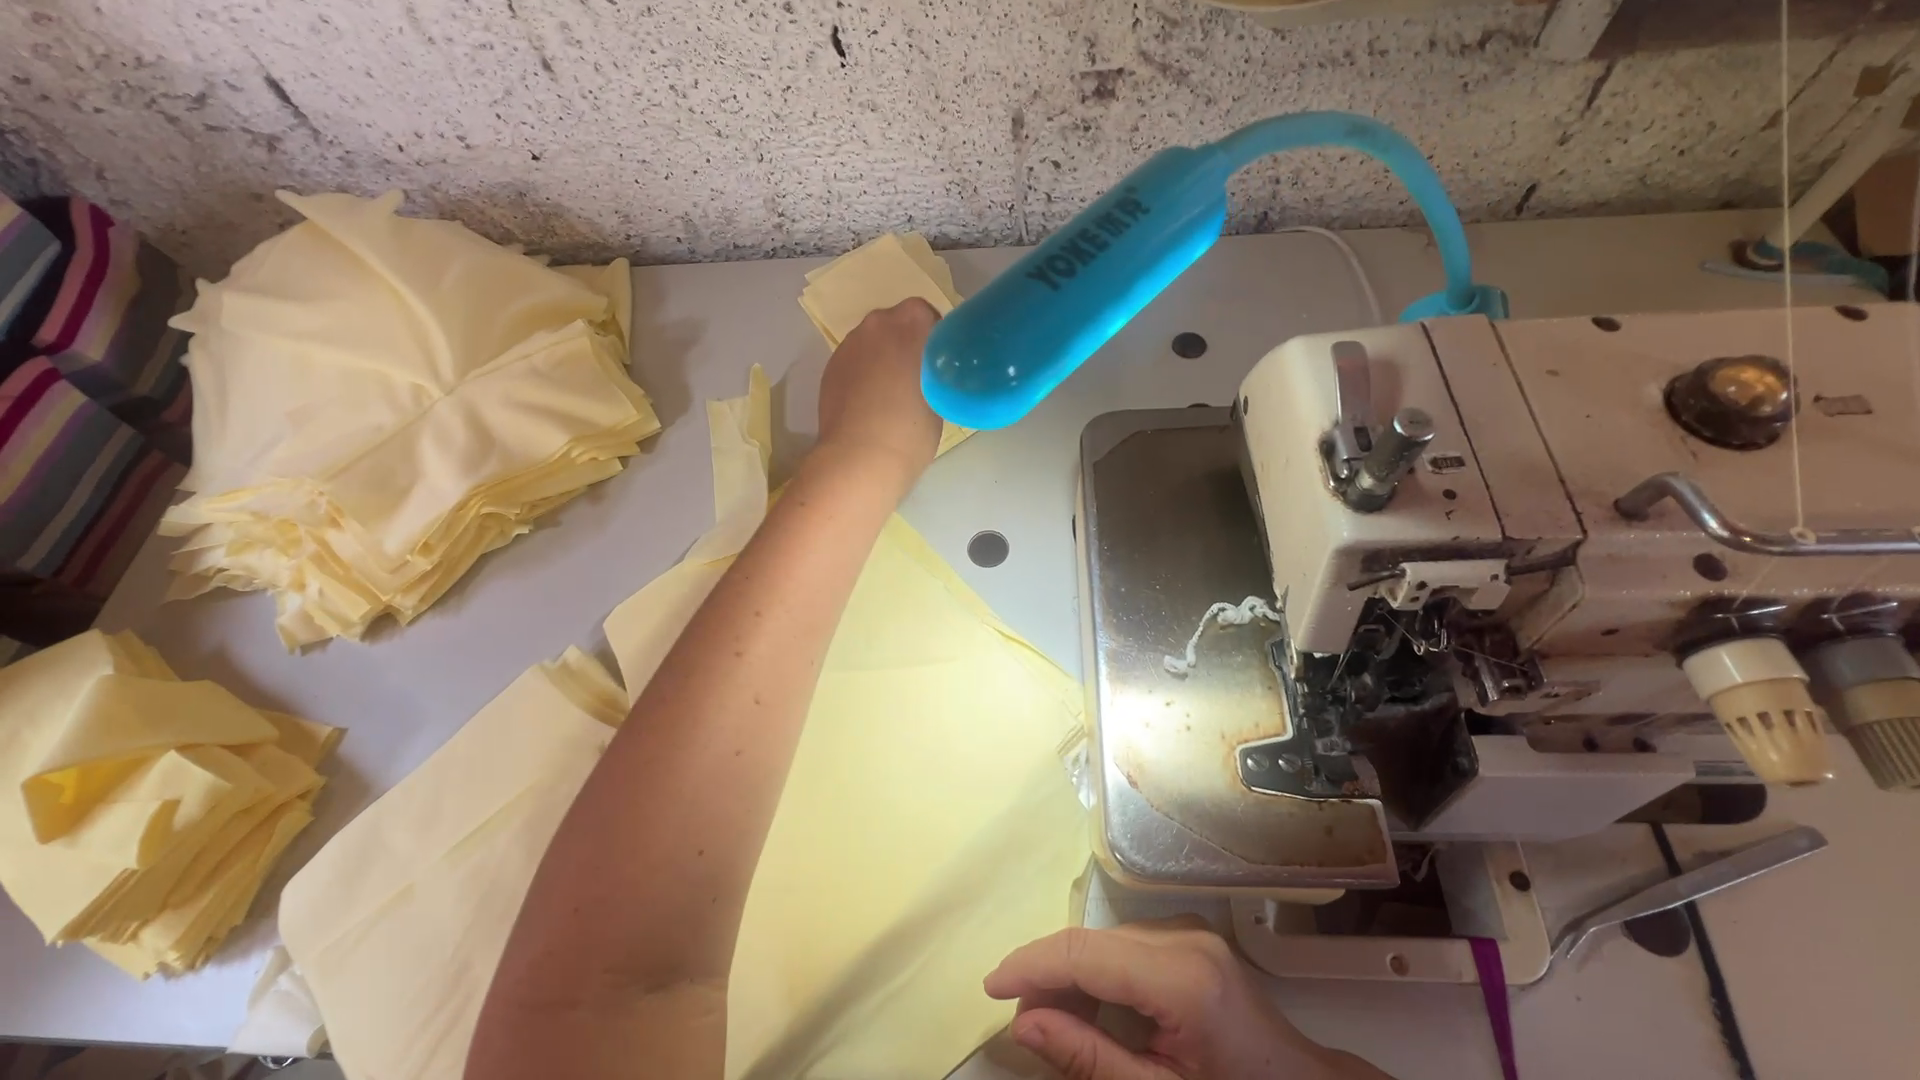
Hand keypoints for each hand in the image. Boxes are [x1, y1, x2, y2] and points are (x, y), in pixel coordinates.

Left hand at [813, 298, 943, 494]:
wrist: (859, 459)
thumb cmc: (910, 429)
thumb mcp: (939, 397)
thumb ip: (934, 371)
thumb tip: (927, 371)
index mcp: (909, 325)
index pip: (926, 314)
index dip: (933, 335)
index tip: (938, 361)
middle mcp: (875, 326)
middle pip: (895, 323)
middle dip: (905, 342)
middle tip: (917, 375)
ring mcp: (848, 346)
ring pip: (872, 342)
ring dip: (882, 357)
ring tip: (891, 393)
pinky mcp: (830, 368)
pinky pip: (855, 362)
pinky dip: (863, 373)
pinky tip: (869, 403)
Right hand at [984, 920, 1394, 1079]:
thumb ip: (1087, 1056)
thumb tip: (1022, 1022)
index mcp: (1181, 978)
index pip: (1084, 953)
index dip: (1029, 965)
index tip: (989, 988)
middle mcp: (1184, 938)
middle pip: (1090, 942)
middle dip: (1046, 976)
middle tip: (1022, 1023)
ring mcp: (1189, 931)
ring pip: (1102, 940)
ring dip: (1069, 976)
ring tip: (1053, 1022)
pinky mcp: (1189, 935)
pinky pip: (1123, 944)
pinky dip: (1096, 973)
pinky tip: (1088, 1009)